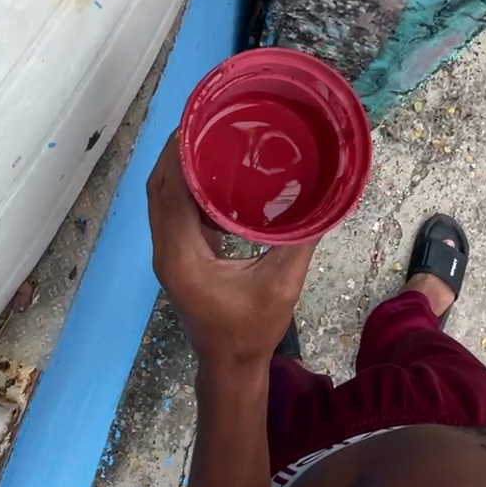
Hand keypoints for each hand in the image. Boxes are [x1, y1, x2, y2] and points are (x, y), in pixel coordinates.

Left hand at [146, 134, 317, 369]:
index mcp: (181, 255)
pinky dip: (185, 185)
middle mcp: (166, 249)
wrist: (231, 366)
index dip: (177, 155)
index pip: (169, 192)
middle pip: (159, 188)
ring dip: (177, 166)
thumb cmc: (252, 330)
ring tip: (206, 136)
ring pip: (163, 198)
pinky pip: (174, 210)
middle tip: (204, 120)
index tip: (196, 123)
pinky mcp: (179, 254)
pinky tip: (212, 171)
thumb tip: (326, 198)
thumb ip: (300, 240)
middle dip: (175, 151)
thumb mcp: (282, 285)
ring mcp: (169, 252)